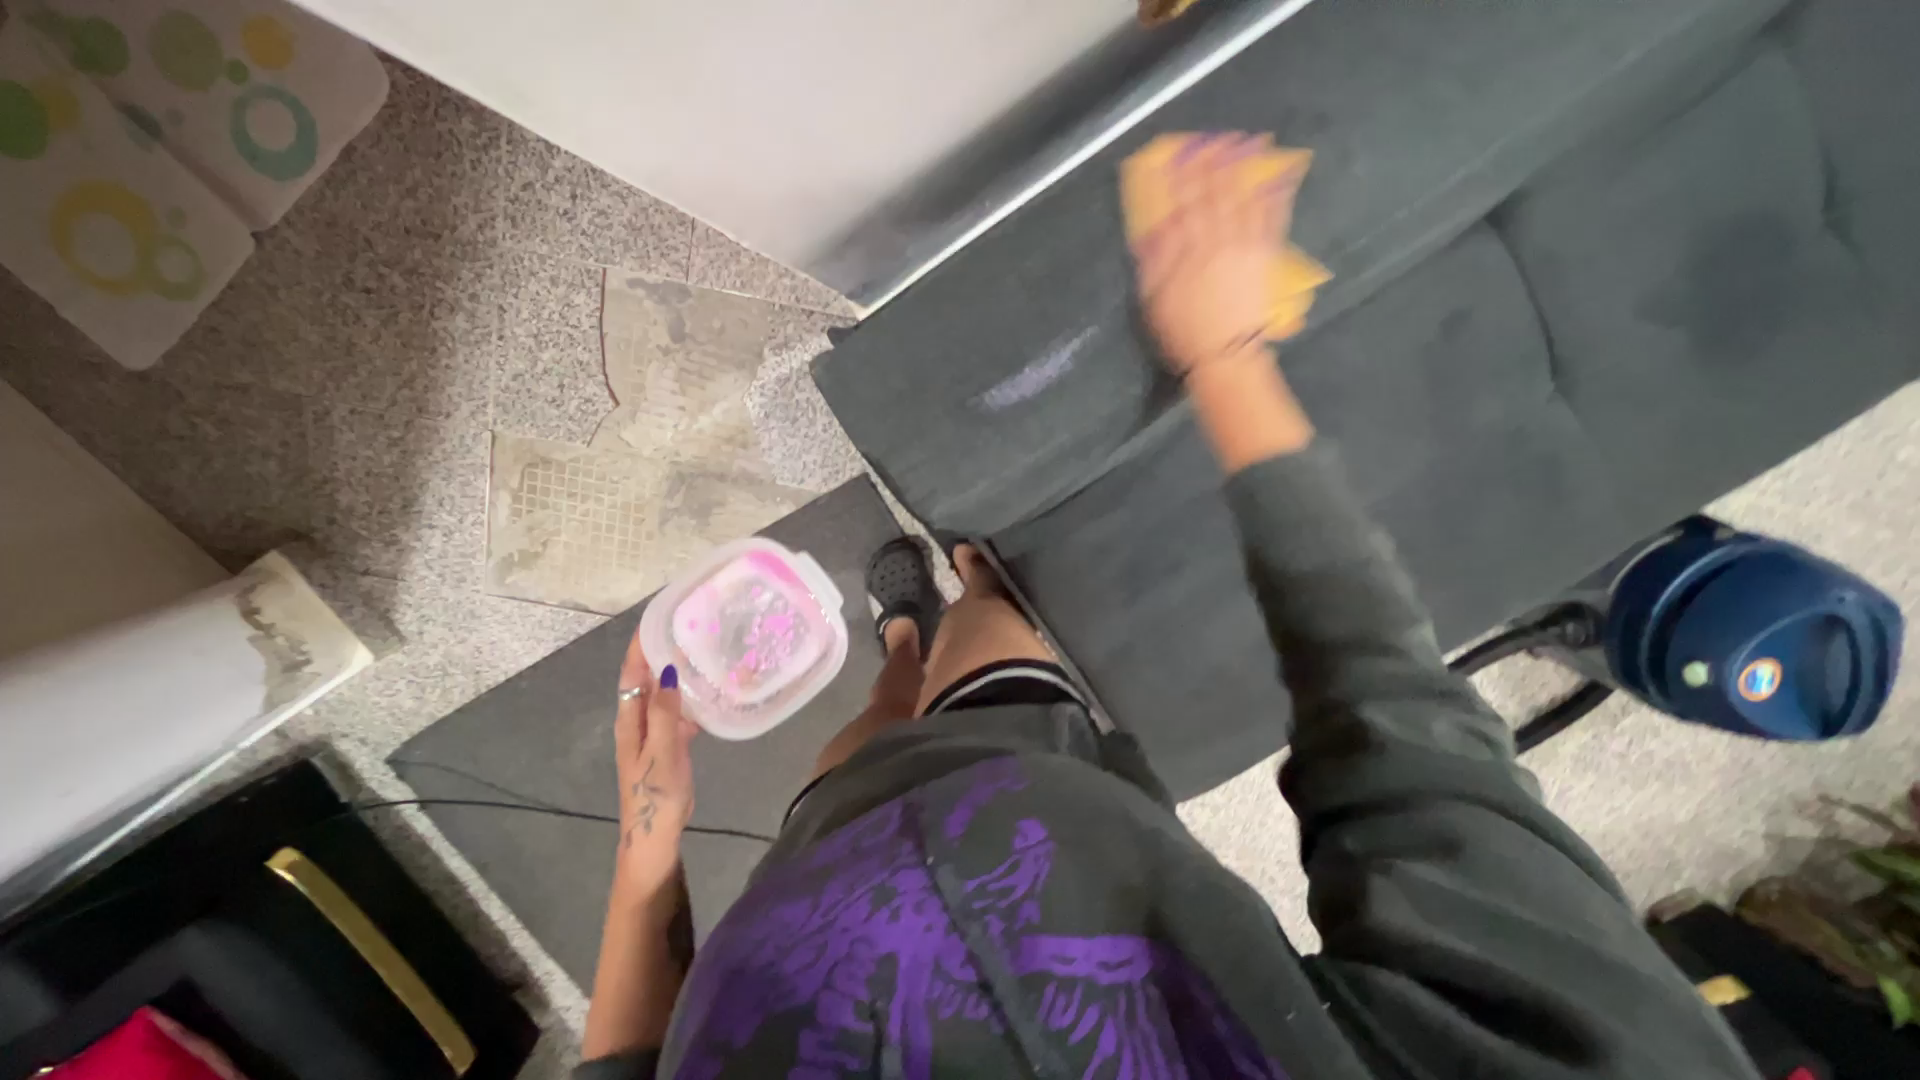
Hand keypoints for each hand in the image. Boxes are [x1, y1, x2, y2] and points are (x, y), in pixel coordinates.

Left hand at [612, 631, 696, 901]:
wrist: (655, 837)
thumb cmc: (655, 795)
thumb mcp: (663, 752)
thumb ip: (666, 713)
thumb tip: (669, 670)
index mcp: (630, 720)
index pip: (633, 671)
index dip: (642, 643)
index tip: (660, 614)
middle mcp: (638, 720)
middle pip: (647, 677)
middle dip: (662, 649)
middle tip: (691, 624)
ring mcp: (653, 733)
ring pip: (664, 692)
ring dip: (678, 671)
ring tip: (703, 648)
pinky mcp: (669, 744)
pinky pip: (678, 710)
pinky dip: (691, 696)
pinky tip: (711, 691)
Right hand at [1131, 132, 1304, 376]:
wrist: (1225, 354)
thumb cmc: (1183, 331)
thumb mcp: (1156, 298)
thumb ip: (1155, 260)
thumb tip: (1152, 226)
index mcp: (1186, 251)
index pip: (1181, 204)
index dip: (1179, 177)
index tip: (1177, 153)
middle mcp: (1216, 241)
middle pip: (1212, 194)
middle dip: (1212, 164)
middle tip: (1214, 136)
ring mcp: (1244, 245)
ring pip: (1243, 198)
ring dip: (1244, 169)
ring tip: (1245, 140)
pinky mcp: (1265, 255)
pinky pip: (1272, 217)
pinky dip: (1276, 193)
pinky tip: (1278, 174)